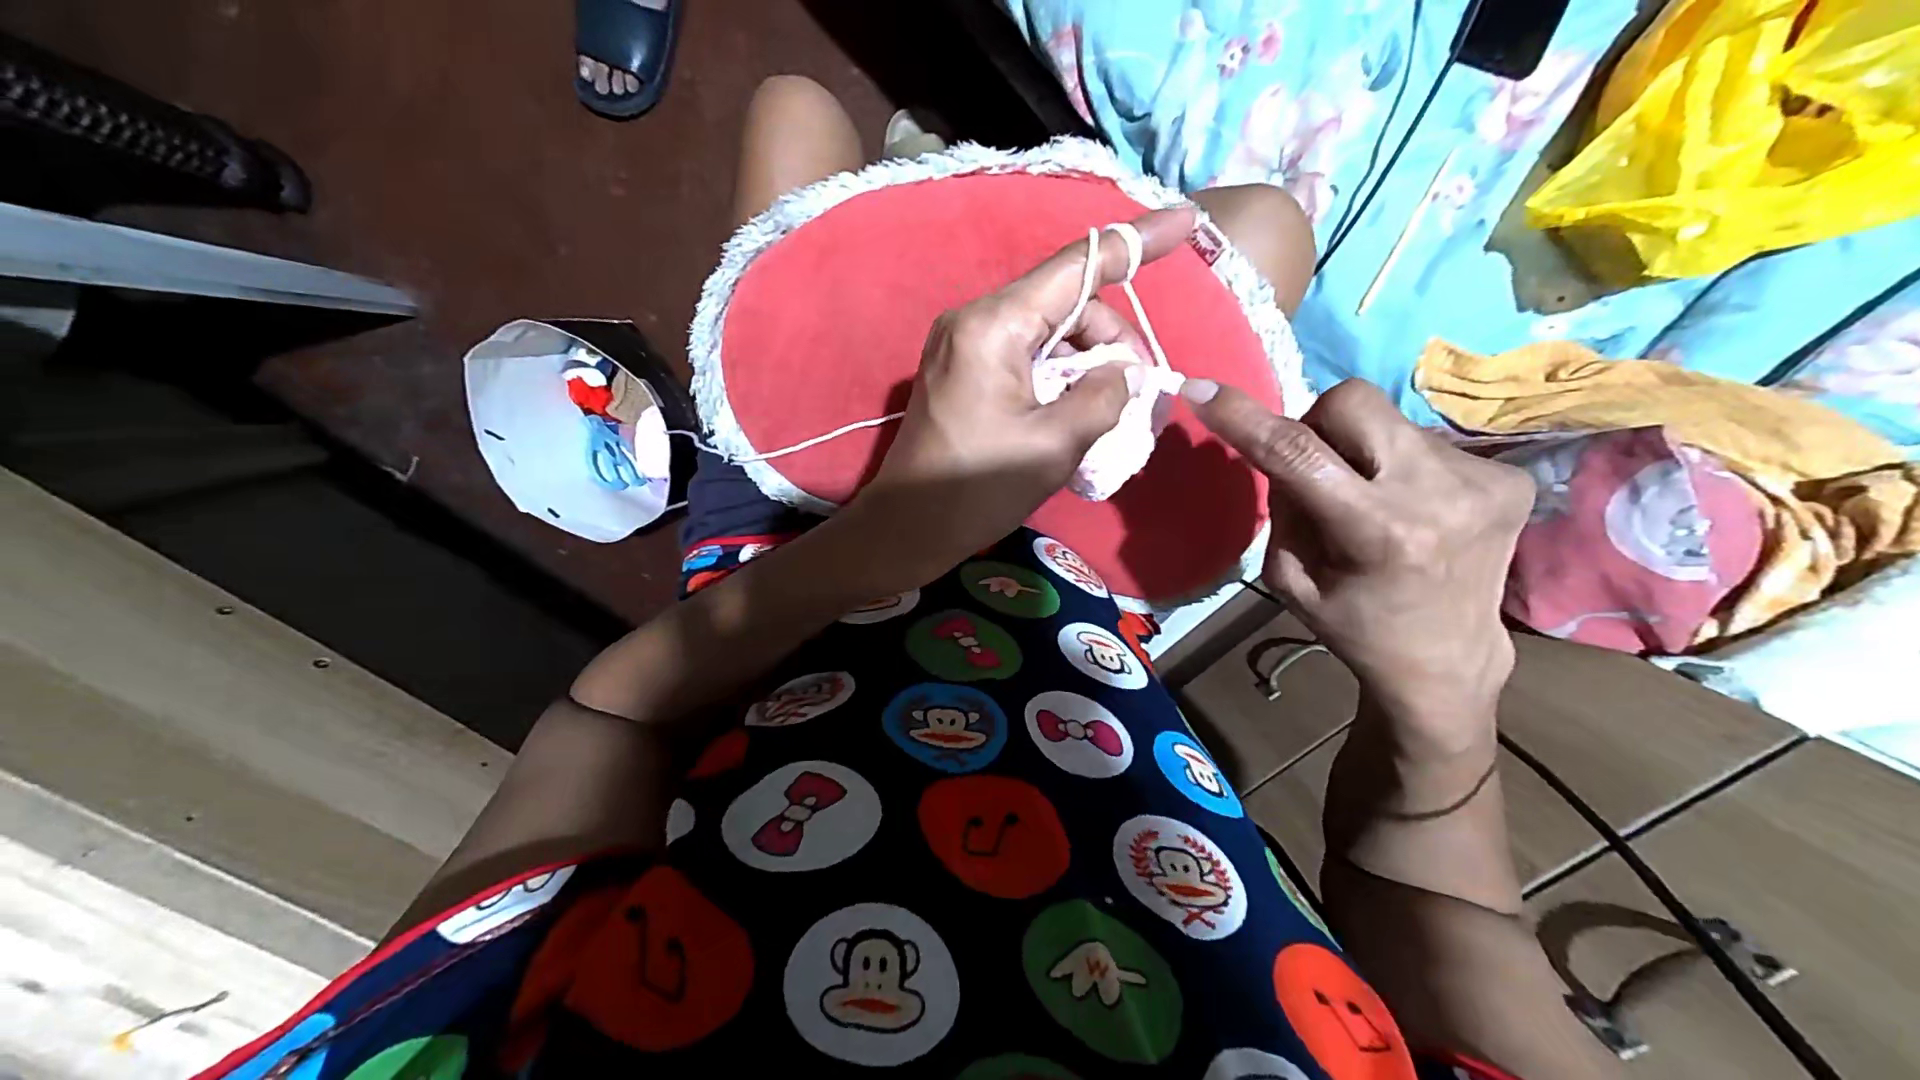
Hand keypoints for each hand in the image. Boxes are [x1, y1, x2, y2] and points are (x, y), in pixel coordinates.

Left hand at [845, 206, 1197, 587]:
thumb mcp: (1054, 445)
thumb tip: (1122, 374)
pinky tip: (1077, 410)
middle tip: (1138, 395)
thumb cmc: (976, 490)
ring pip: (1048, 332)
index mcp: (994, 327)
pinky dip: (1058, 376)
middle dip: (1110, 342)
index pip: (1077, 267)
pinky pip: (1024, 355)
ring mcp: (963, 344)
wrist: (906, 528)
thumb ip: (1102, 396)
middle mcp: (974, 320)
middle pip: (1066, 305)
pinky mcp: (961, 369)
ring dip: (1086, 364)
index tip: (1187, 220)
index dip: (1137, 242)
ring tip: (1110, 412)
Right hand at [1187, 378, 1534, 754]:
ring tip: (1371, 499)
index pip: (1297, 453)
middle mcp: (1438, 494)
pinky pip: (1422, 438)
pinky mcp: (1509, 475)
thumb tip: (1281, 445)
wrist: (1448, 658)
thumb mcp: (1290, 577)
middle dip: (1315, 423)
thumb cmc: (1353, 625)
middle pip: (1352, 401)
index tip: (1203, 389)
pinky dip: (1397, 463)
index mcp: (1377, 533)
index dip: (1245, 418)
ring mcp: (1483, 479)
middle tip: (1314, 466)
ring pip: (1387, 418)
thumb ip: (1282, 507)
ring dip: (1360, 449)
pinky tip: (1410, 505)